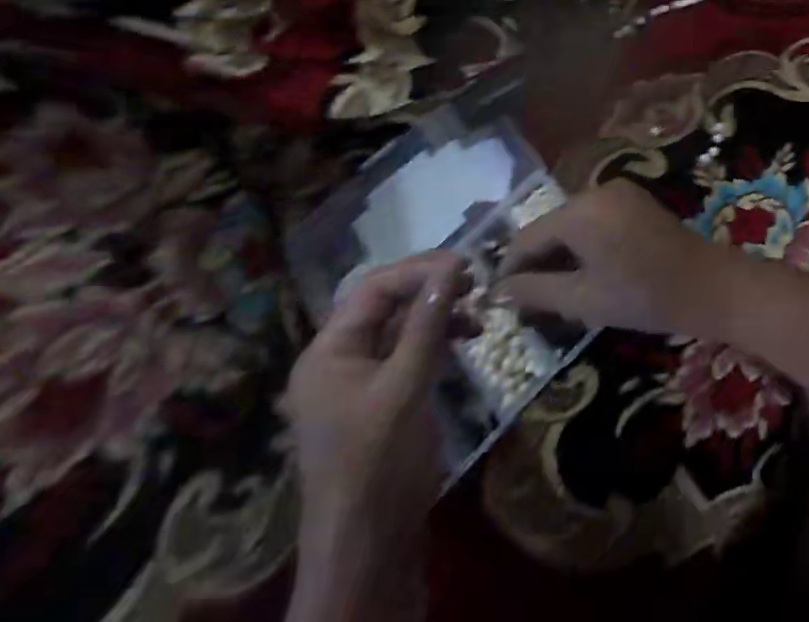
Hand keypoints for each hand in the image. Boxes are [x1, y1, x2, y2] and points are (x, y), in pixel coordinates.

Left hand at [283, 251, 465, 621]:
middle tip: (475, 282)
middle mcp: (342, 357)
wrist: (369, 545)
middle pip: (387, 304)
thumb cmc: (377, 461)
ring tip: (479, 312)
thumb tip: (452, 267)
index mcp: (329, 350)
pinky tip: (469, 337)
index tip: (464, 263)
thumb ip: (427, 324)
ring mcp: (366, 379)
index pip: (373, 289)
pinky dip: (440, 340)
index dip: (418, 270)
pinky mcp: (389, 398)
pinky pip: (413, 353)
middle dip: (430, 289)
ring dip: (440, 314)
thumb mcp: (404, 388)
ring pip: (404, 327)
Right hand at [494, 179, 742, 334]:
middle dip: (537, 260)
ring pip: (571, 222)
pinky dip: (583, 242)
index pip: (528, 236)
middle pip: (550, 226)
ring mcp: (617, 191)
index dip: (511, 267)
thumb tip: (499, 290)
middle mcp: (595, 190)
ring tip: (556, 289)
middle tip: (529, 299)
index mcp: (579, 211)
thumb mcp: (583, 299)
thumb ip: (535, 291)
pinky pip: (594, 218)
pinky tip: (586, 270)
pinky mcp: (633, 199)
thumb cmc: (643, 296)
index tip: (500, 296)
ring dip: (560, 252)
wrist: (709, 286)